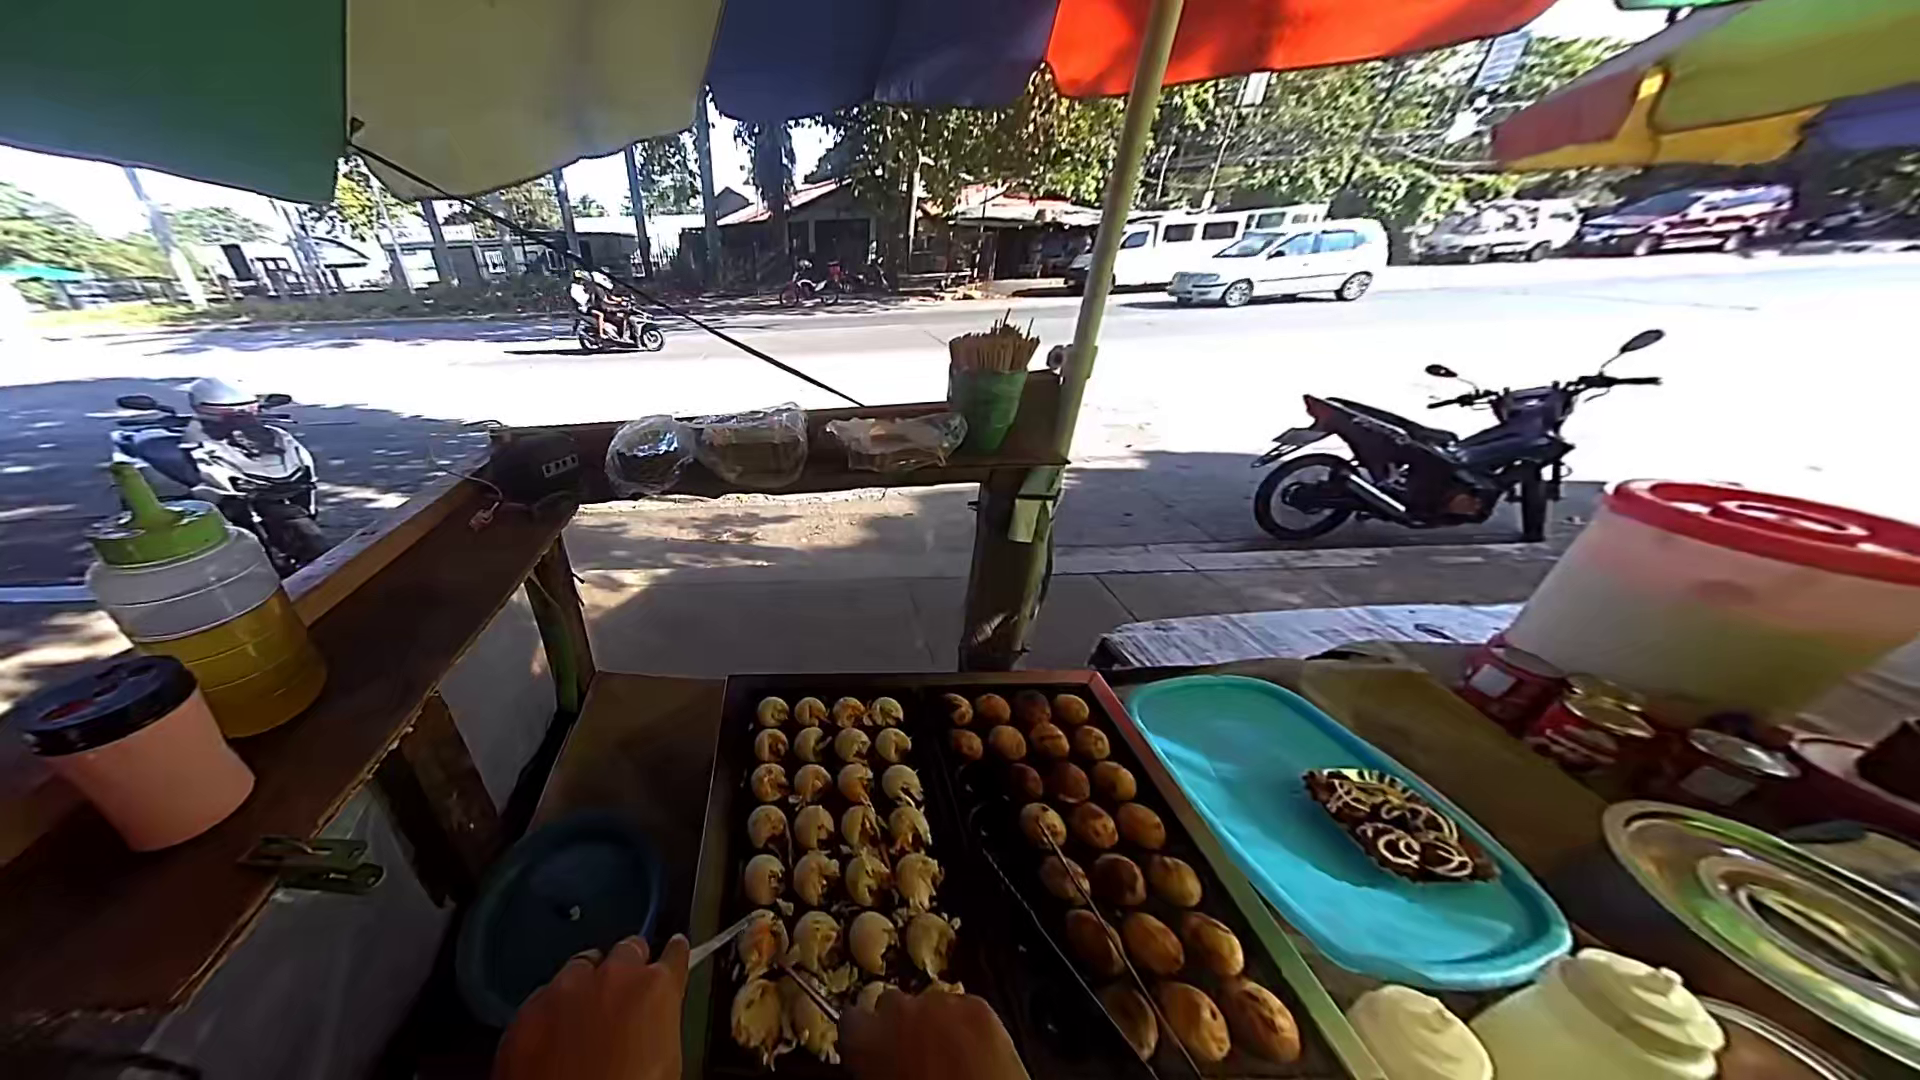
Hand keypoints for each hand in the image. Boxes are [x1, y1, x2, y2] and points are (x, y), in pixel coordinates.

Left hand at [493, 935, 689, 1079]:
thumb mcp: (666, 1060)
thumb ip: (662, 1019)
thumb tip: (655, 1015)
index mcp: (657, 986)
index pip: (675, 951)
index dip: (672, 956)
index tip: (670, 955)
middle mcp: (615, 976)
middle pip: (628, 949)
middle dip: (627, 968)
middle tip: (621, 999)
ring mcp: (568, 991)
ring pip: (582, 966)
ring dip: (586, 985)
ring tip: (582, 1018)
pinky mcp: (526, 1014)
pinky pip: (542, 997)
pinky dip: (549, 1011)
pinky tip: (551, 1039)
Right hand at [842, 988, 1029, 1079]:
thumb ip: (874, 1071)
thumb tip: (879, 1067)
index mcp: (869, 1040)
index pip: (850, 1021)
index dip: (860, 1035)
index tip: (869, 1050)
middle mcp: (902, 1009)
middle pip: (891, 1004)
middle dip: (898, 1025)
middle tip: (912, 1059)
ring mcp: (942, 1000)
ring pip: (930, 1004)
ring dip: (933, 1024)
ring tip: (948, 1059)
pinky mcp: (977, 1003)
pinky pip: (963, 1009)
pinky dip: (965, 1027)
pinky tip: (974, 1056)